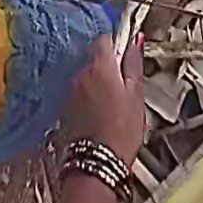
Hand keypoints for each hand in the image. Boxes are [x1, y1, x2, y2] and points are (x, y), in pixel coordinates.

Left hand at [62, 34, 146, 164]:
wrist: (98, 163)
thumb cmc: (123, 129)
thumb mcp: (136, 94)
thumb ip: (134, 63)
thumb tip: (136, 39)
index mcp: (100, 65)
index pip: (104, 38)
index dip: (116, 43)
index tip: (126, 55)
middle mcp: (82, 73)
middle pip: (94, 57)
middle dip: (108, 66)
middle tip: (124, 86)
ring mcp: (71, 90)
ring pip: (87, 76)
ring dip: (98, 83)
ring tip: (113, 105)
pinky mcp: (66, 106)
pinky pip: (80, 93)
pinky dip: (89, 98)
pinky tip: (100, 114)